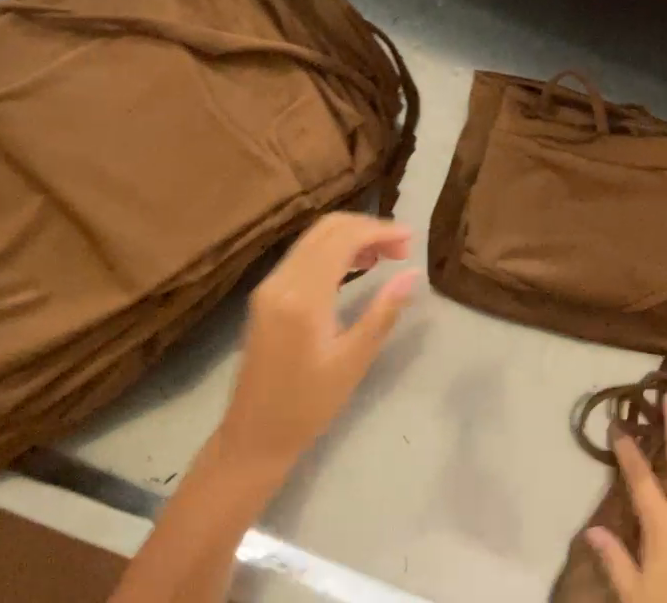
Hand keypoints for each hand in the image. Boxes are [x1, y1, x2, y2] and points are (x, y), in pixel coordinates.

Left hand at [215, 213, 420, 471]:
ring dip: (352, 237)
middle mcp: (281, 282)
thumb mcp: (353, 361)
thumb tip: (412, 273)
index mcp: (303, 297)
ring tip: (387, 255)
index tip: (411, 240)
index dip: (380, 230)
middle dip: (368, 228)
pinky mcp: (266, 297)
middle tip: (403, 247)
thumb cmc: (308, 406)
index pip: (343, 238)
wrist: (253, 438)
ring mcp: (269, 287)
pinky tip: (357, 267)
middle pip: (327, 229)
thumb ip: (384, 312)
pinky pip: (303, 256)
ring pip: (314, 239)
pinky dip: (333, 250)